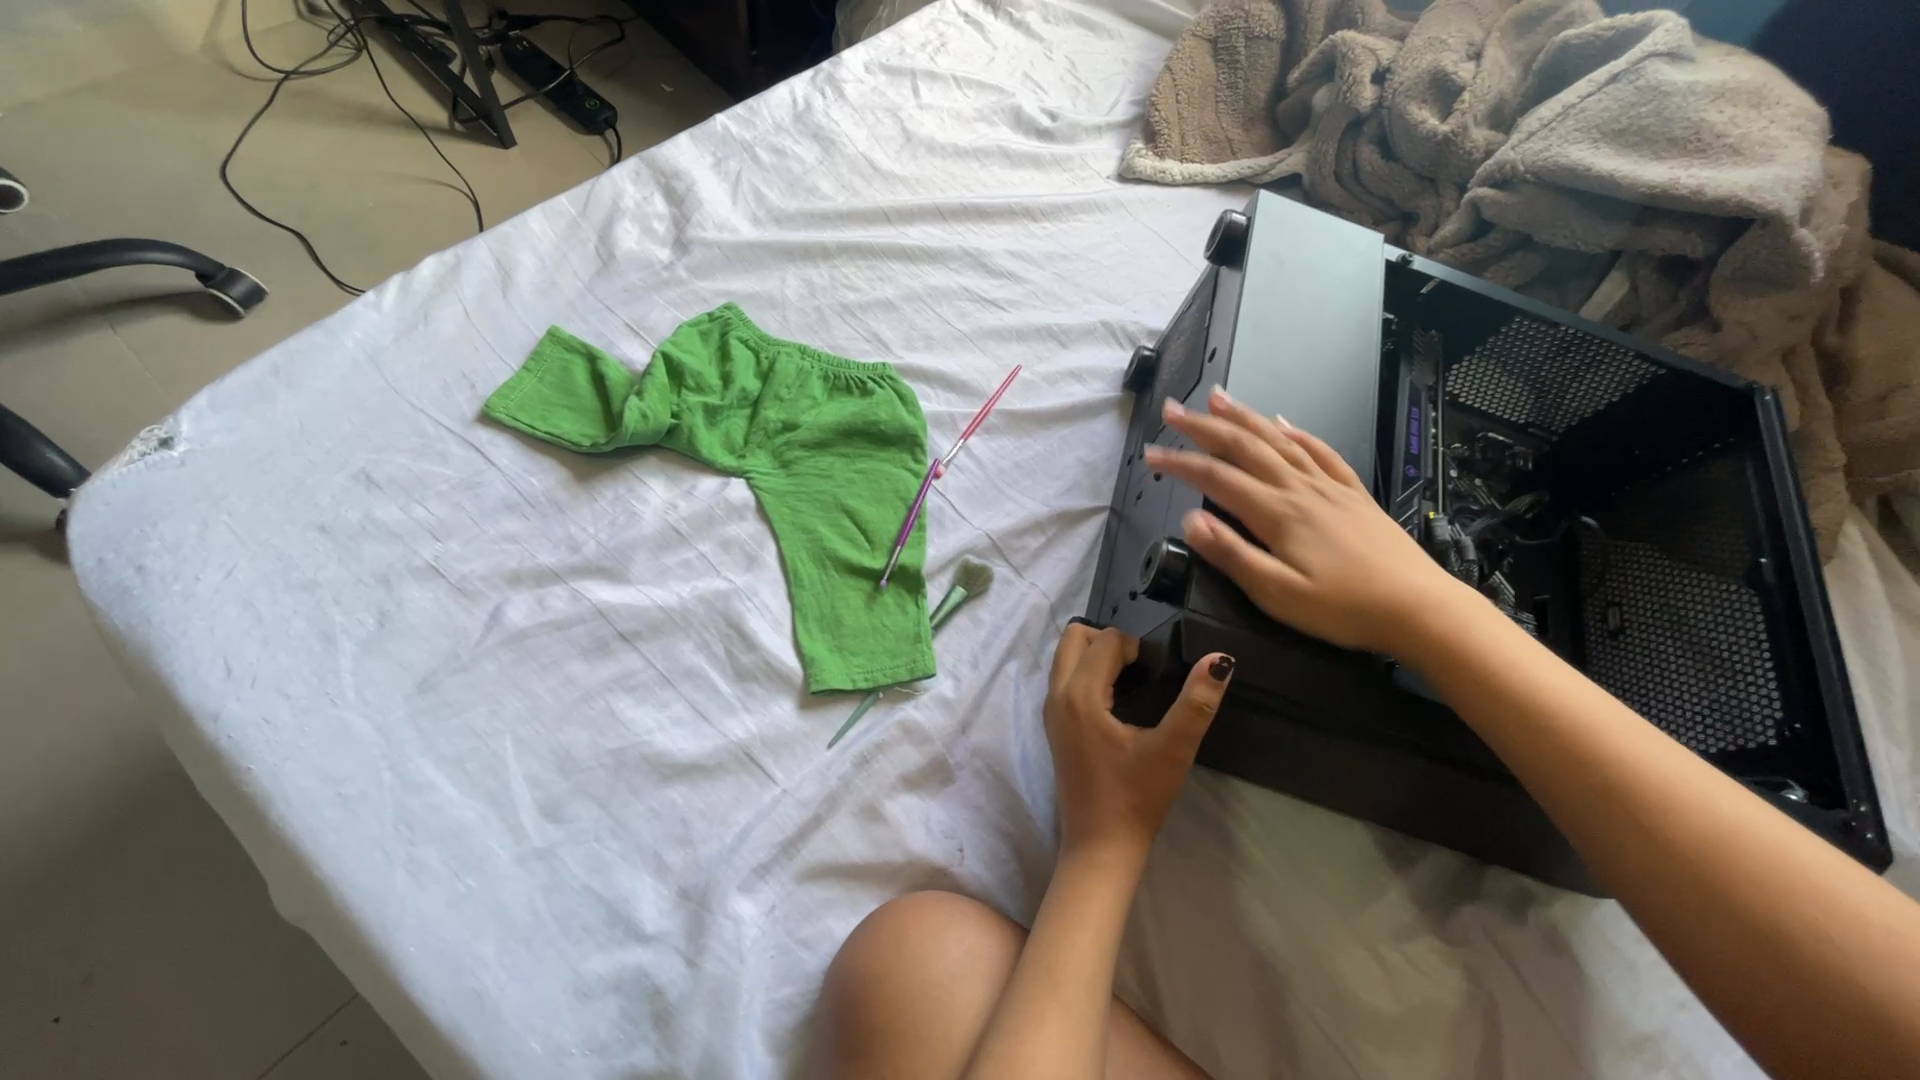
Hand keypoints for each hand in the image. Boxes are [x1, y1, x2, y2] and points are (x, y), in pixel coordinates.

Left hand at [1043, 622, 1232, 862]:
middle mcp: (1056, 695)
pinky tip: (1117, 701)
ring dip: (1095, 656)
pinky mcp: (1054, 727)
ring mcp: (1050, 712)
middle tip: (1140, 667)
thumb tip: (1220, 659)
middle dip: (1108, 640)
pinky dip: (1086, 674)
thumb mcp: (1173, 749)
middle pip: (1074, 637)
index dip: (1135, 647)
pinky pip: (1064, 679)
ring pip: (1066, 658)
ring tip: (1131, 681)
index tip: (1156, 674)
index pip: (1106, 640)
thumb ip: (1197, 702)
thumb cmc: (1136, 797)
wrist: (1100, 845)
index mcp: (1080, 694)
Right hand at [1143, 384, 1470, 655]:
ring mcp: (1330, 488)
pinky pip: (1321, 452)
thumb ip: (1232, 554)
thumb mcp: (1277, 593)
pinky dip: (1297, 432)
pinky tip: (1284, 423)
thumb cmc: (1344, 608)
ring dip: (1245, 417)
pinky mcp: (1354, 495)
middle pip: (1245, 447)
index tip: (1150, 454)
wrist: (1419, 608)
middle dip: (1204, 427)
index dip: (1179, 463)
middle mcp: (1300, 490)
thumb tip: (1190, 520)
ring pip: (1279, 441)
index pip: (1216, 478)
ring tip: (1219, 398)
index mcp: (1277, 513)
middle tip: (1173, 410)